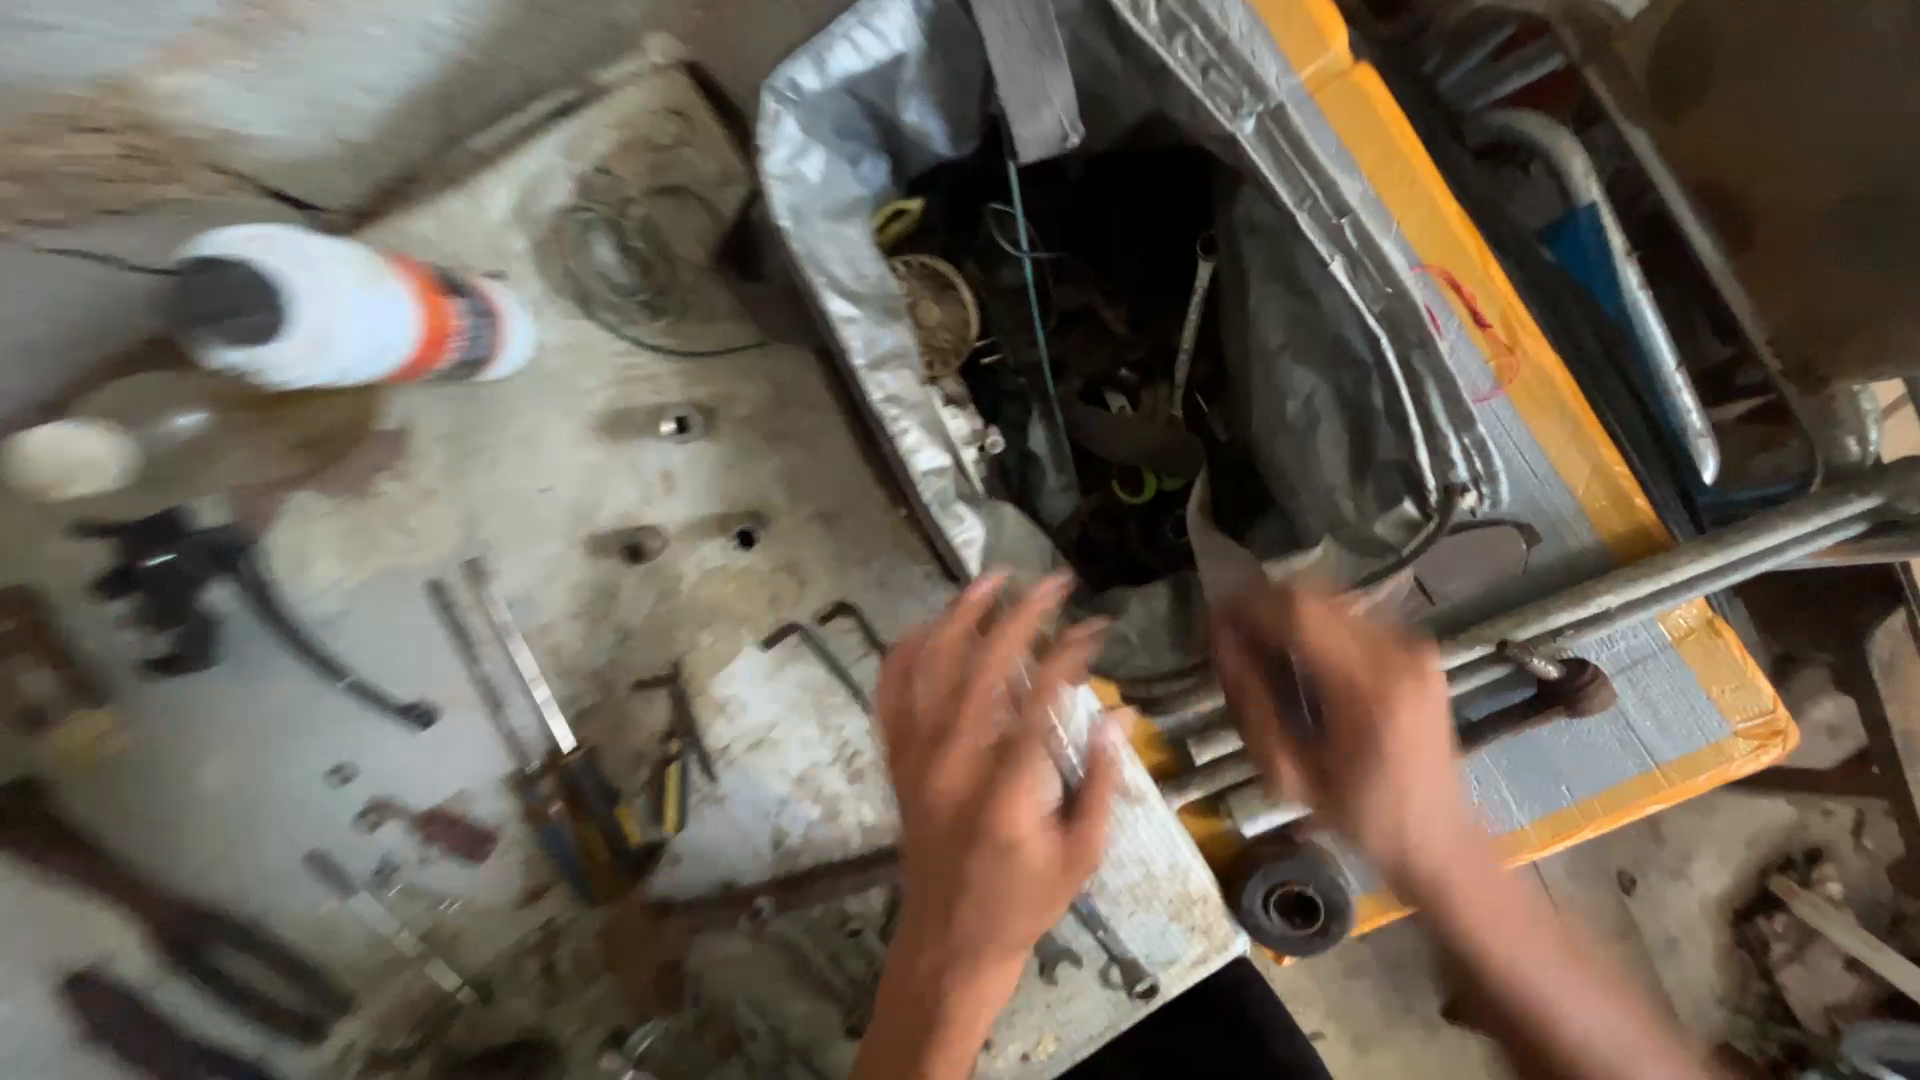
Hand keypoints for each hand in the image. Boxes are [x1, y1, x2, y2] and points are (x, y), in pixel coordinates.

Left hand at [874, 570, 1121, 989]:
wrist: (950, 939)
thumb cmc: (1023, 899)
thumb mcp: (1082, 852)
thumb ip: (1103, 779)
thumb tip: (1121, 712)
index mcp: (1006, 788)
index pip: (1040, 697)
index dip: (1070, 653)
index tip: (1096, 627)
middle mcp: (953, 761)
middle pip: (982, 666)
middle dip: (1021, 615)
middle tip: (1052, 583)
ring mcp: (916, 758)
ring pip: (929, 668)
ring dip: (959, 617)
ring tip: (989, 581)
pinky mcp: (898, 762)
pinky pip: (891, 696)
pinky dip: (905, 655)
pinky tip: (926, 626)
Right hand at [1211, 579, 1476, 887]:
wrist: (1439, 838)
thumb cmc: (1359, 817)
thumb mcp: (1288, 772)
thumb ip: (1251, 701)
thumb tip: (1219, 641)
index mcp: (1369, 689)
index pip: (1296, 612)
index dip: (1245, 607)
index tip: (1211, 623)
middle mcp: (1399, 653)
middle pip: (1311, 595)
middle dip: (1260, 605)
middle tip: (1229, 634)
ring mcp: (1414, 646)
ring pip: (1329, 597)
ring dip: (1285, 612)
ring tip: (1258, 645)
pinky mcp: (1417, 648)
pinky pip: (1350, 614)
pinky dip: (1312, 622)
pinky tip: (1297, 654)